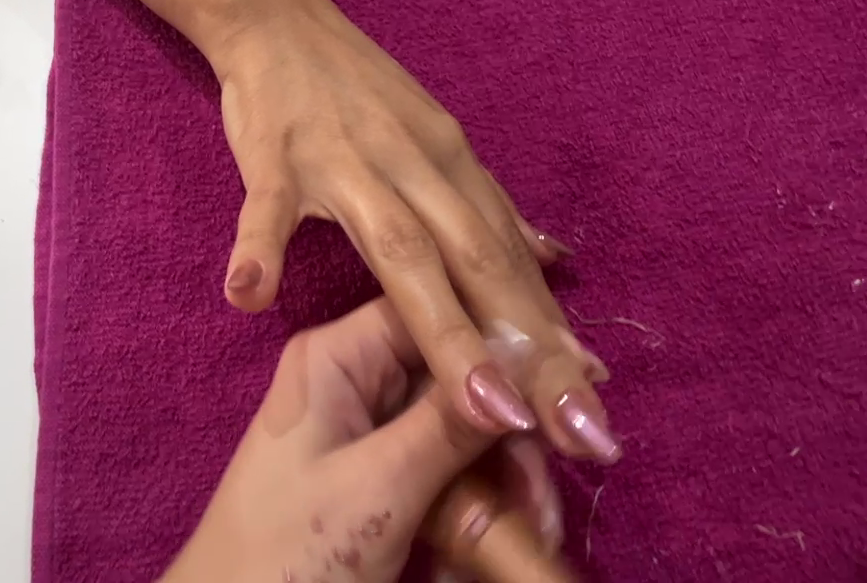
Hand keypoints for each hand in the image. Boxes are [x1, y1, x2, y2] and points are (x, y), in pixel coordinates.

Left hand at [161, 298, 572, 582]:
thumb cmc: (289, 555)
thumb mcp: (376, 488)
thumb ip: (449, 424)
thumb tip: (527, 367)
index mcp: (337, 354)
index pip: (432, 311)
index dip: (502, 342)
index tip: (577, 379)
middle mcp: (354, 373)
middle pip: (455, 374)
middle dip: (508, 431)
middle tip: (547, 496)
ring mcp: (367, 422)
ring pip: (459, 425)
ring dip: (501, 476)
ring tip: (533, 528)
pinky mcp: (379, 468)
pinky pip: (445, 464)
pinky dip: (476, 499)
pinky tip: (497, 538)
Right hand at [209, 3, 617, 460]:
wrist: (280, 22)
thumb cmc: (355, 89)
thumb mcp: (435, 137)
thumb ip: (484, 203)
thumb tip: (553, 256)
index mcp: (450, 163)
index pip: (509, 257)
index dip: (552, 332)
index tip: (596, 406)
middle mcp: (414, 164)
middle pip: (478, 261)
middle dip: (530, 349)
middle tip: (582, 433)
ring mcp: (345, 159)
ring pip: (400, 245)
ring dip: (442, 324)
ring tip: (480, 404)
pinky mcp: (277, 156)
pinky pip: (270, 206)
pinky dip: (262, 248)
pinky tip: (250, 294)